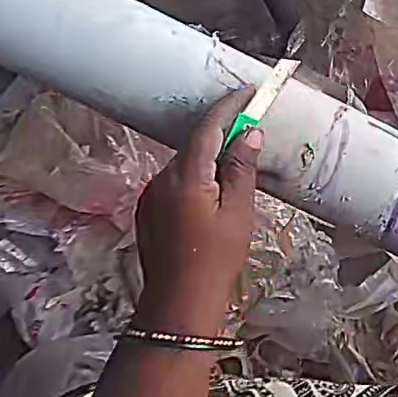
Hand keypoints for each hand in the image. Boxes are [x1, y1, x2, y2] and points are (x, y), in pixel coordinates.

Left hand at [132, 89, 262, 337]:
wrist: (179, 302)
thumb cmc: (216, 259)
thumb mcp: (238, 213)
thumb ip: (241, 169)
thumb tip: (249, 134)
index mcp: (187, 175)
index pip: (209, 128)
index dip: (230, 107)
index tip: (249, 93)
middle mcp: (163, 177)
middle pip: (195, 145)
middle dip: (221, 136)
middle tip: (249, 136)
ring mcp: (151, 193)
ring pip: (185, 165)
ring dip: (207, 162)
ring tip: (233, 177)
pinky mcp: (147, 209)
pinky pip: (174, 182)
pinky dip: (193, 180)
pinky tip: (209, 199)